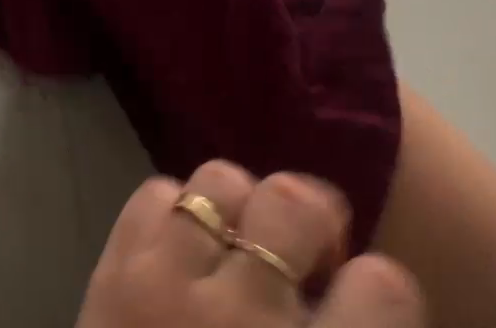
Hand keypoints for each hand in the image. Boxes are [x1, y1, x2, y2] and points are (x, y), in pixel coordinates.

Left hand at [75, 161, 424, 326]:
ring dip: (240, 209)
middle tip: (304, 257)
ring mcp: (166, 286)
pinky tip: (183, 254)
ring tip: (240, 249)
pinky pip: (153, 194)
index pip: (385, 287)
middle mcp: (241, 317)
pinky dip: (173, 213)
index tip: (362, 303)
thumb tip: (363, 302)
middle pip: (292, 201)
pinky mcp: (110, 274)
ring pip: (219, 180)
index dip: (380, 290)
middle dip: (311, 221)